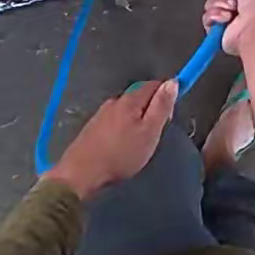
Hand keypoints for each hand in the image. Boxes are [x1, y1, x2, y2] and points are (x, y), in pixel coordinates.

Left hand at [43, 79, 177, 197]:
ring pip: (126, 110)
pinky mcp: (93, 127)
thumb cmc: (121, 153)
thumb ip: (161, 106)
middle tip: (155, 134)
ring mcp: (101, 114)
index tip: (169, 116)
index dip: (166, 95)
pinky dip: (123, 128)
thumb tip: (173, 82)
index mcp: (130, 100)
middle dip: (151, 109)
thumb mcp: (149, 131)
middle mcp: (115, 101)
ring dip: (137, 120)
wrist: (82, 172)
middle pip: (139, 96)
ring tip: (139, 143)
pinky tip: (122, 145)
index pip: (154, 85)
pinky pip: (115, 121)